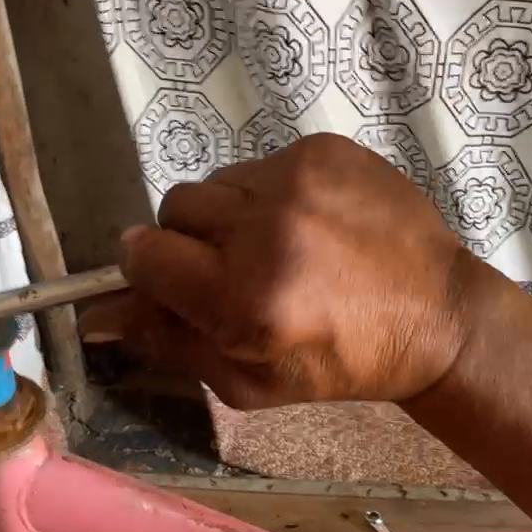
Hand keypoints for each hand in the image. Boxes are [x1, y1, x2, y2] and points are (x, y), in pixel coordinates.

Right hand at [81, 133, 478, 408]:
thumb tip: (95, 317)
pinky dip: (268, 195)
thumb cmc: (339, 364)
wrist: (437, 316)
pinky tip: (307, 225)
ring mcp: (298, 179)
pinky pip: (258, 163)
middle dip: (186, 243)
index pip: (142, 257)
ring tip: (277, 247)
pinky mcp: (324, 149)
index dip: (149, 274)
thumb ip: (169, 343)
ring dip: (228, 216)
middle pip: (171, 210)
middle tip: (231, 271)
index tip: (173, 284)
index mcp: (244, 300)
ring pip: (214, 184)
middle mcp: (267, 229)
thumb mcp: (247, 382)